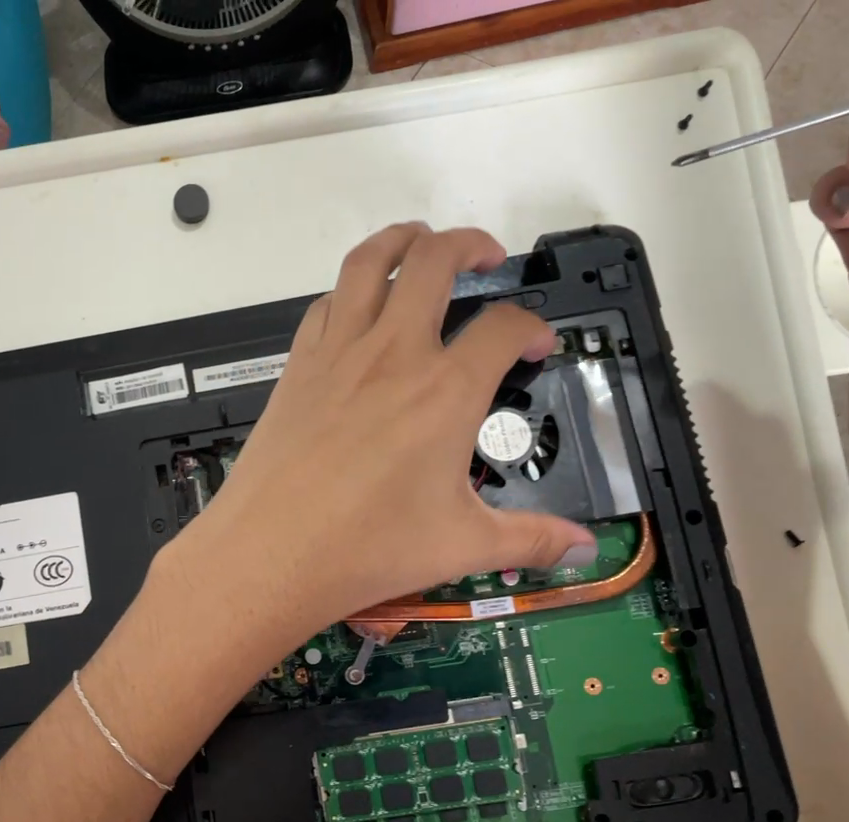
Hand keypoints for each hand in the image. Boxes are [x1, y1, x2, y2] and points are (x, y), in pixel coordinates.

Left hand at [166, 224, 593, 641]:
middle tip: (487, 256)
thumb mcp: (461, 545)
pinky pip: (324, 303)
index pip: (505, 327)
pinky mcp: (298, 368)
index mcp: (445, 392)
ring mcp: (339, 355)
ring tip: (420, 241)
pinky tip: (354, 305)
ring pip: (370, 262)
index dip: (532, 326)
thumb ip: (530, 538)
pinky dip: (347, 290)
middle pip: (436, 260)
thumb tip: (578, 547)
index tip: (535, 344)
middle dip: (470, 244)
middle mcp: (393, 356)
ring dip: (401, 239)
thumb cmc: (362, 549)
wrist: (270, 554)